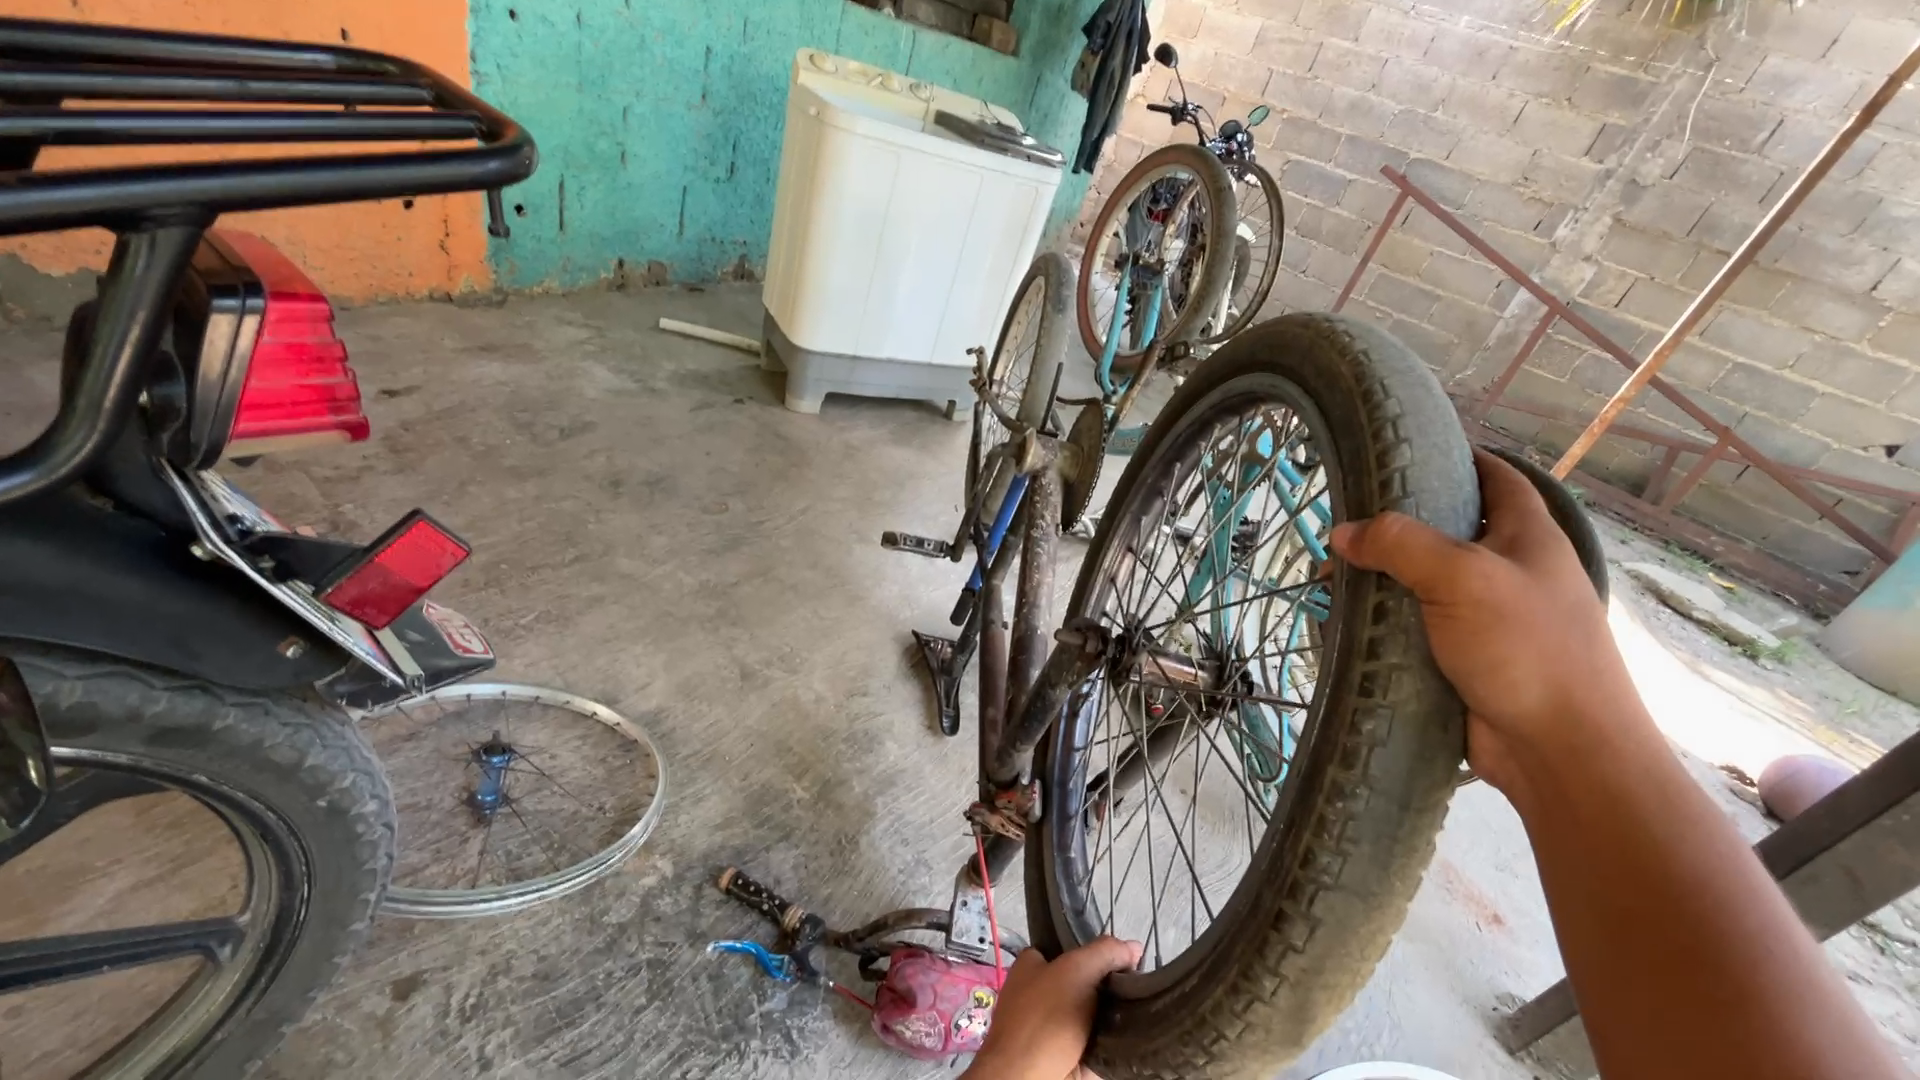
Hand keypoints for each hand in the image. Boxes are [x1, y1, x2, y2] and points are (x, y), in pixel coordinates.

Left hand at [962, 937, 1142, 1079]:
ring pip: (1095, 1017)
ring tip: (1144, 1011)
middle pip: (1086, 984)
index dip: (1097, 952)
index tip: (1126, 960)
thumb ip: (1103, 953)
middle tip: (1140, 988)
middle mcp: (1041, 995)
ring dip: (1116, 1018)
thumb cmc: (1044, 1019)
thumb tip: (1133, 947)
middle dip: (1111, 988)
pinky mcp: (1069, 1058)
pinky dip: (1115, 1044)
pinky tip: (1136, 1036)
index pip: (1069, 950)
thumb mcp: (1075, 971)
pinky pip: (1099, 1046)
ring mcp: (1055, 1029)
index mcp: (1033, 967)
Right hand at [1329, 449, 1645, 796]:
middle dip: (1398, 527)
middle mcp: (1510, 573)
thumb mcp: (1462, 577)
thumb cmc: (1526, 648)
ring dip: (1381, 581)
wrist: (1561, 750)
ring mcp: (1487, 620)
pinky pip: (1415, 630)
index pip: (1498, 478)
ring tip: (1331, 579)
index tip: (1409, 453)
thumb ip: (1400, 544)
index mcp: (1528, 538)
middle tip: (1345, 524)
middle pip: (1449, 532)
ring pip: (1424, 586)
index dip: (1461, 458)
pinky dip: (1382, 625)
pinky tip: (1346, 624)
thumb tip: (1342, 533)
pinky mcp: (1464, 660)